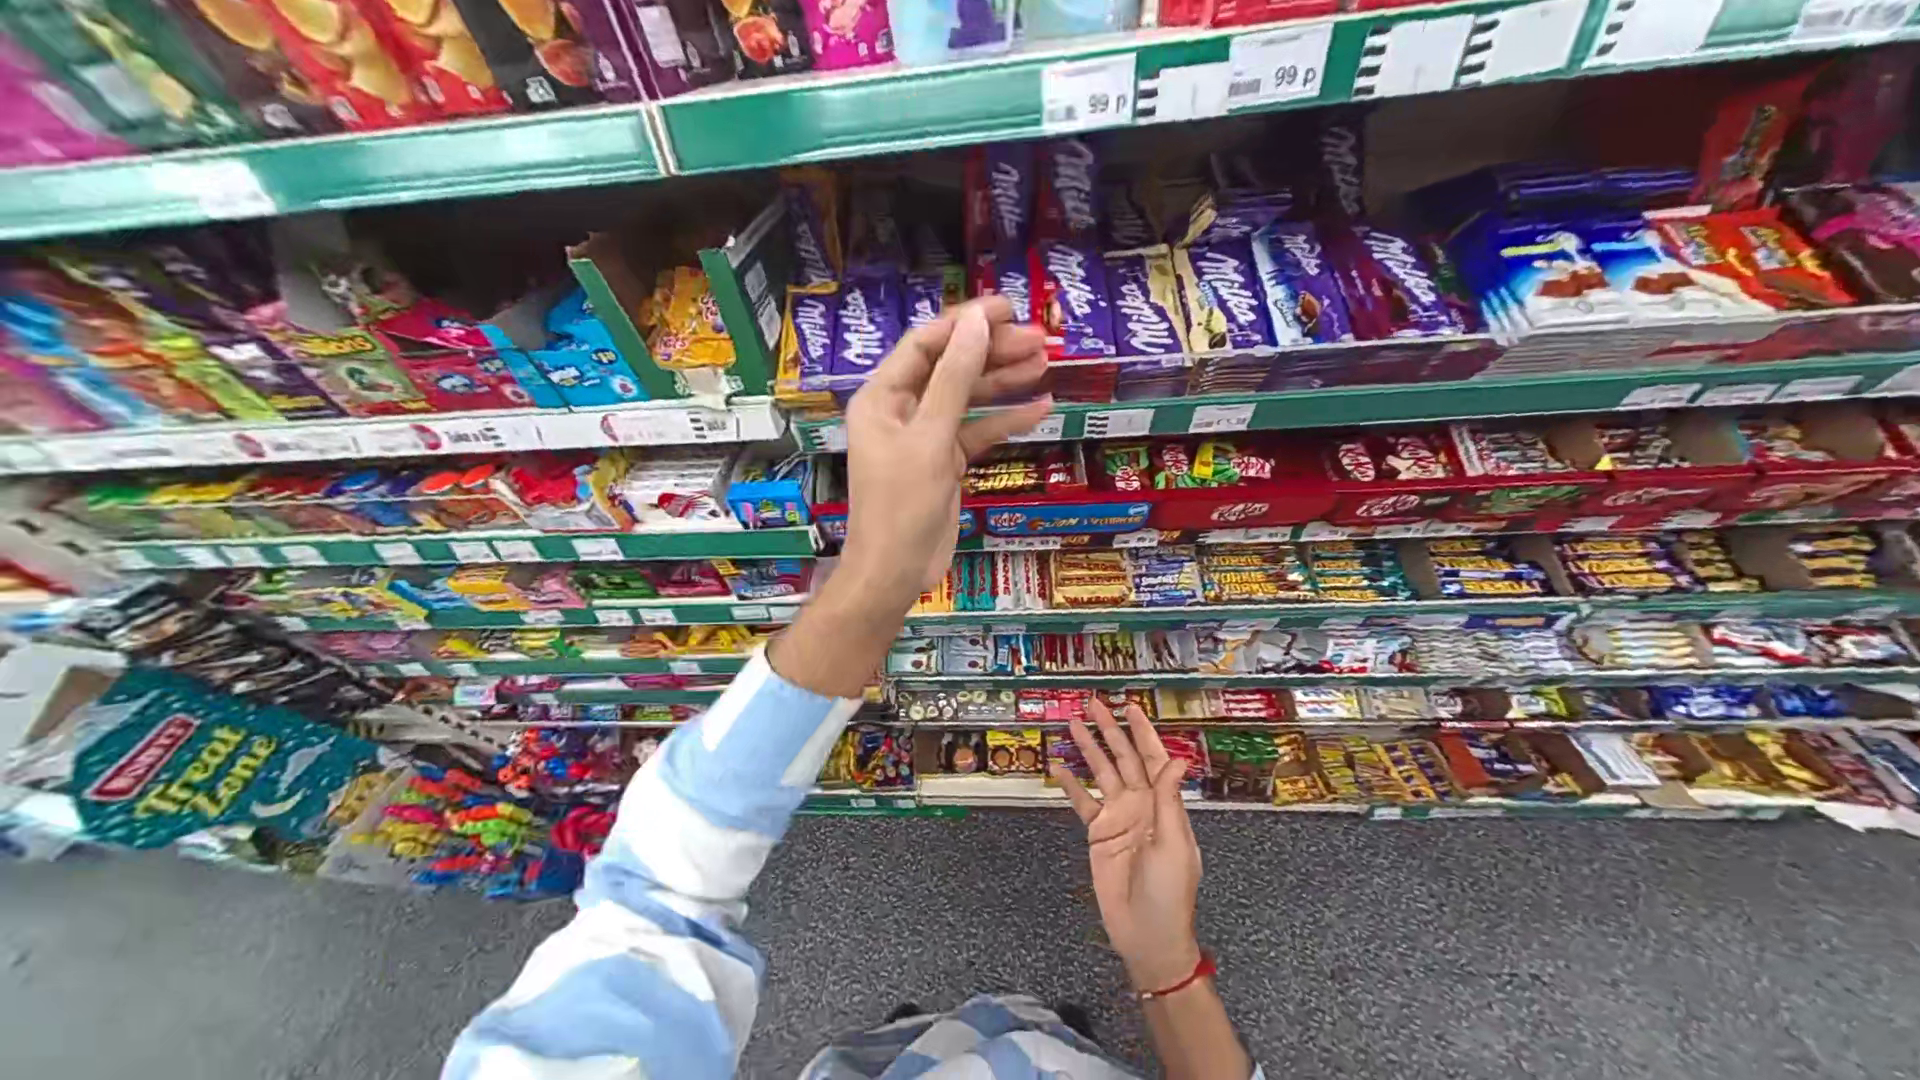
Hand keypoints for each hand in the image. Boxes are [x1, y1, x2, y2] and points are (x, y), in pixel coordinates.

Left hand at [838, 296, 1050, 610]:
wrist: (896, 571)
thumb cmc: (902, 505)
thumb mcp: (930, 439)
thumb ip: (954, 379)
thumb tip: (976, 323)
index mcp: (882, 397)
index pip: (925, 344)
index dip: (965, 322)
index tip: (1008, 307)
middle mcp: (901, 410)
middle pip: (950, 367)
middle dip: (992, 351)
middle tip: (1040, 338)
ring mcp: (925, 436)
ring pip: (967, 397)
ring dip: (1003, 381)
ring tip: (1045, 362)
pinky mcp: (944, 461)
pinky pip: (976, 431)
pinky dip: (1004, 421)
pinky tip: (1040, 408)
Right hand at [1052, 699, 1203, 990]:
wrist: (1147, 934)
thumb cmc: (1169, 892)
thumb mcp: (1174, 844)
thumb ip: (1169, 800)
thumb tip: (1176, 759)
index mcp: (1163, 803)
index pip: (1152, 758)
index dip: (1143, 732)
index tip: (1131, 707)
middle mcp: (1140, 802)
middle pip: (1122, 757)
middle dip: (1109, 730)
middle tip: (1093, 704)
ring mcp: (1117, 816)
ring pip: (1100, 772)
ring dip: (1088, 748)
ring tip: (1073, 723)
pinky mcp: (1098, 833)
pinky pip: (1082, 802)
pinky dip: (1070, 784)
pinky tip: (1058, 767)